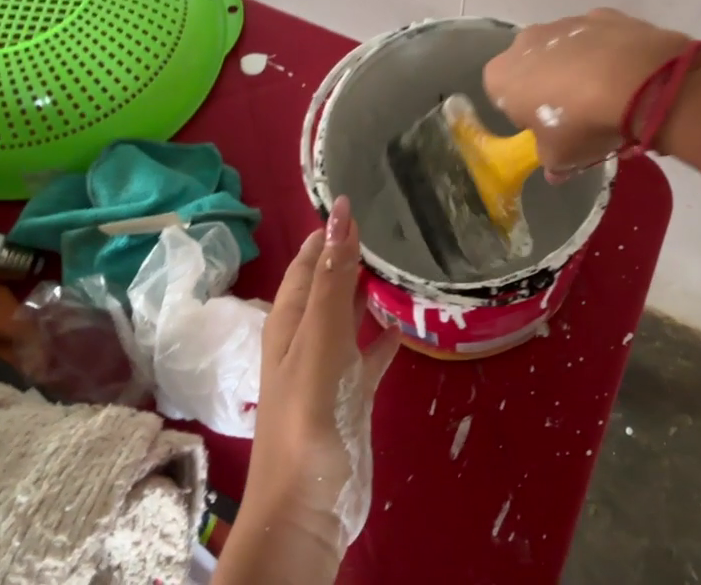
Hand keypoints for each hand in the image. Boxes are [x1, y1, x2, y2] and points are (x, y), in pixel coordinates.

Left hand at [227, 196, 398, 579]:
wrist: (310, 501)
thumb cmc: (310, 412)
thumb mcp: (320, 337)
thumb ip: (333, 279)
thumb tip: (340, 215)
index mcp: (289, 322)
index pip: (308, 263)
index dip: (327, 233)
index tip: (359, 199)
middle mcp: (307, 339)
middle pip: (329, 285)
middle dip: (352, 255)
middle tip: (394, 223)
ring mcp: (330, 368)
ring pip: (351, 315)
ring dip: (371, 290)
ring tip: (406, 261)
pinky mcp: (352, 393)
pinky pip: (371, 351)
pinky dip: (387, 333)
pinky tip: (410, 320)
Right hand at [483, 8, 691, 172]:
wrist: (639, 80)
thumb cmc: (583, 123)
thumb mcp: (561, 158)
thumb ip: (550, 161)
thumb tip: (554, 168)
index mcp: (502, 76)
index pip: (502, 96)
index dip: (524, 114)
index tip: (548, 129)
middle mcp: (525, 41)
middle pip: (531, 67)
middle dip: (548, 85)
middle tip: (576, 113)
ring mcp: (564, 22)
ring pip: (563, 49)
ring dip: (577, 67)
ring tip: (607, 95)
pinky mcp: (601, 14)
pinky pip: (596, 39)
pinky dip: (606, 53)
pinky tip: (625, 74)